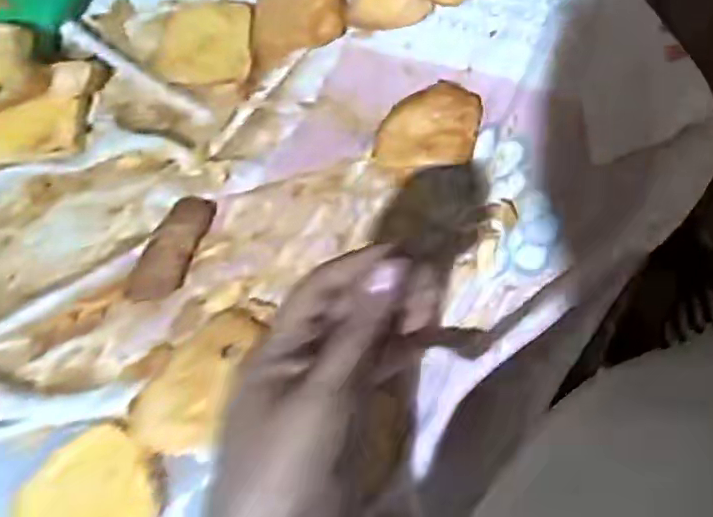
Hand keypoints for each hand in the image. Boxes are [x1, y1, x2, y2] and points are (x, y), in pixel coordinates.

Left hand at [207, 245, 440, 516]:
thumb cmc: (289, 461)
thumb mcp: (325, 391)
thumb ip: (361, 326)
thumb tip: (395, 261)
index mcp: (280, 347)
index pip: (322, 287)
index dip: (362, 264)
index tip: (409, 251)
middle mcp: (302, 354)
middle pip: (348, 304)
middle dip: (389, 288)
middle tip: (431, 285)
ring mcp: (326, 379)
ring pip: (368, 329)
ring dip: (401, 314)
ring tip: (432, 311)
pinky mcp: (347, 401)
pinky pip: (378, 358)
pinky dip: (403, 344)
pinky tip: (427, 337)